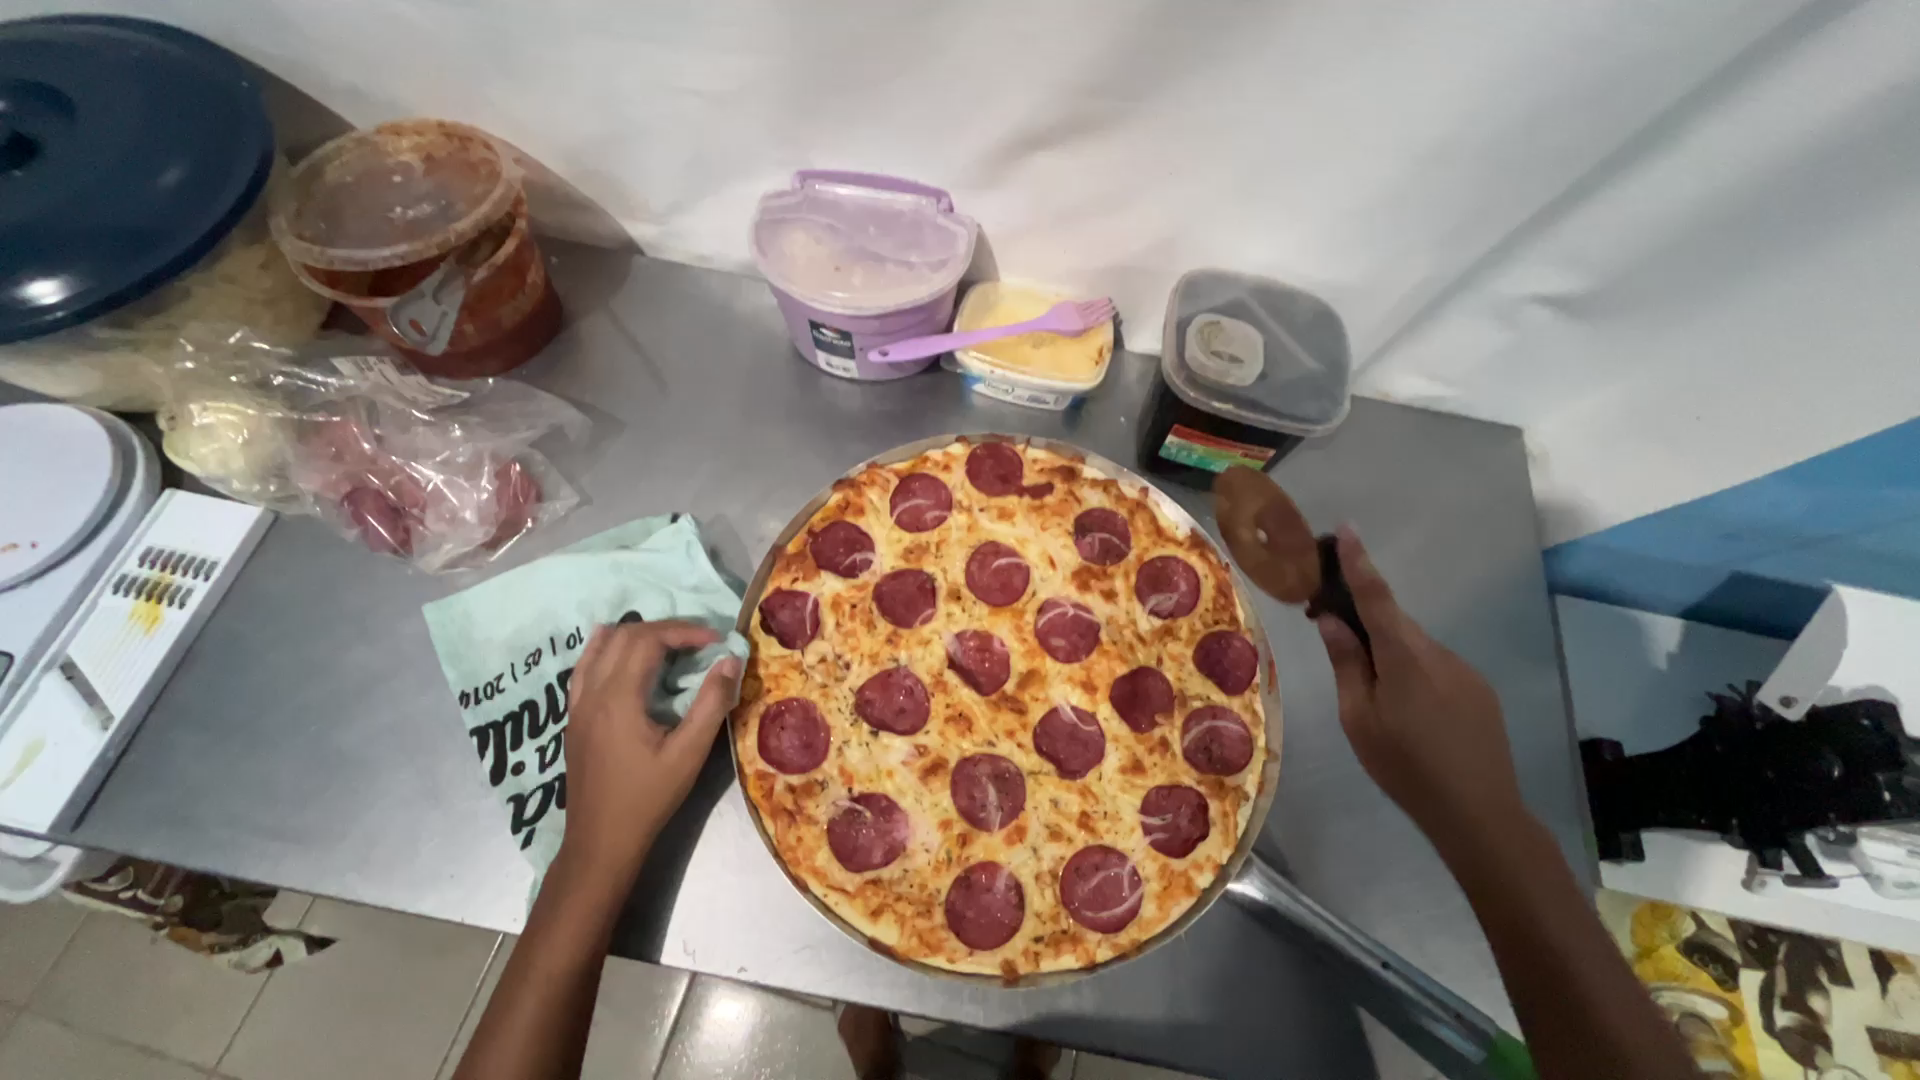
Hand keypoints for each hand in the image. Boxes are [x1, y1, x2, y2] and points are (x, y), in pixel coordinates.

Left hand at [558, 619, 742, 884]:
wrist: (601, 840)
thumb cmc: (648, 797)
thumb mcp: (690, 753)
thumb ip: (711, 703)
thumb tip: (730, 660)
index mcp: (619, 698)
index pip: (648, 640)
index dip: (684, 631)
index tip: (715, 640)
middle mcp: (592, 693)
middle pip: (625, 636)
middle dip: (665, 630)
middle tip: (699, 642)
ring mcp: (577, 705)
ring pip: (600, 647)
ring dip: (636, 635)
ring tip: (669, 642)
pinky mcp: (574, 717)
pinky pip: (585, 667)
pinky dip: (604, 648)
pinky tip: (616, 647)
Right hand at [1316, 526, 1526, 850]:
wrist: (1479, 813)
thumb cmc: (1404, 766)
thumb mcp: (1358, 718)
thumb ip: (1347, 664)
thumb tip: (1333, 620)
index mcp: (1405, 658)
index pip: (1377, 598)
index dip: (1360, 563)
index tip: (1347, 529)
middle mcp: (1438, 653)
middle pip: (1394, 621)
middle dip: (1364, 617)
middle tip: (1330, 623)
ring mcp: (1464, 671)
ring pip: (1413, 646)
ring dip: (1388, 652)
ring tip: (1371, 691)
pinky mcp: (1478, 691)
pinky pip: (1434, 666)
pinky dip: (1411, 672)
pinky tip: (1407, 711)